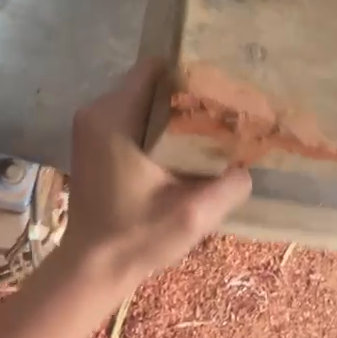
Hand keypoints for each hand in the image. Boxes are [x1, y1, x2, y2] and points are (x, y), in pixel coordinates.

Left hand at [60, 60, 252, 290]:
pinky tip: (181, 150)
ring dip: (170, 115)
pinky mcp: (92, 146)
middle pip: (148, 84)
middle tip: (221, 110)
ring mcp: (90, 129)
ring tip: (207, 130)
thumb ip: (228, 186)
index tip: (218, 88)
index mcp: (112, 116)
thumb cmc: (135, 237)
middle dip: (184, 96)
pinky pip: (129, 121)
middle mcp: (95, 113)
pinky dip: (154, 129)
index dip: (188, 73)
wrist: (91, 269)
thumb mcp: (192, 215)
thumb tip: (246, 166)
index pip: (153, 68)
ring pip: (140, 103)